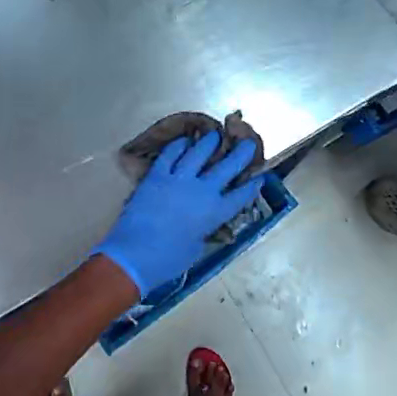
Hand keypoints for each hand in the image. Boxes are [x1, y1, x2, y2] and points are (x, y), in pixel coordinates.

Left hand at [93, 132, 260, 296]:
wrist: (136, 255)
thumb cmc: (169, 261)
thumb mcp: (196, 249)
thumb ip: (203, 232)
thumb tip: (203, 225)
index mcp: (215, 213)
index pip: (241, 196)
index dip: (252, 186)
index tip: (260, 177)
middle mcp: (202, 191)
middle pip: (226, 167)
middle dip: (240, 154)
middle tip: (247, 142)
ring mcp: (179, 179)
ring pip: (198, 153)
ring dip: (209, 143)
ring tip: (215, 135)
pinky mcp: (157, 176)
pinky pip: (170, 155)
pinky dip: (178, 146)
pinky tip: (184, 141)